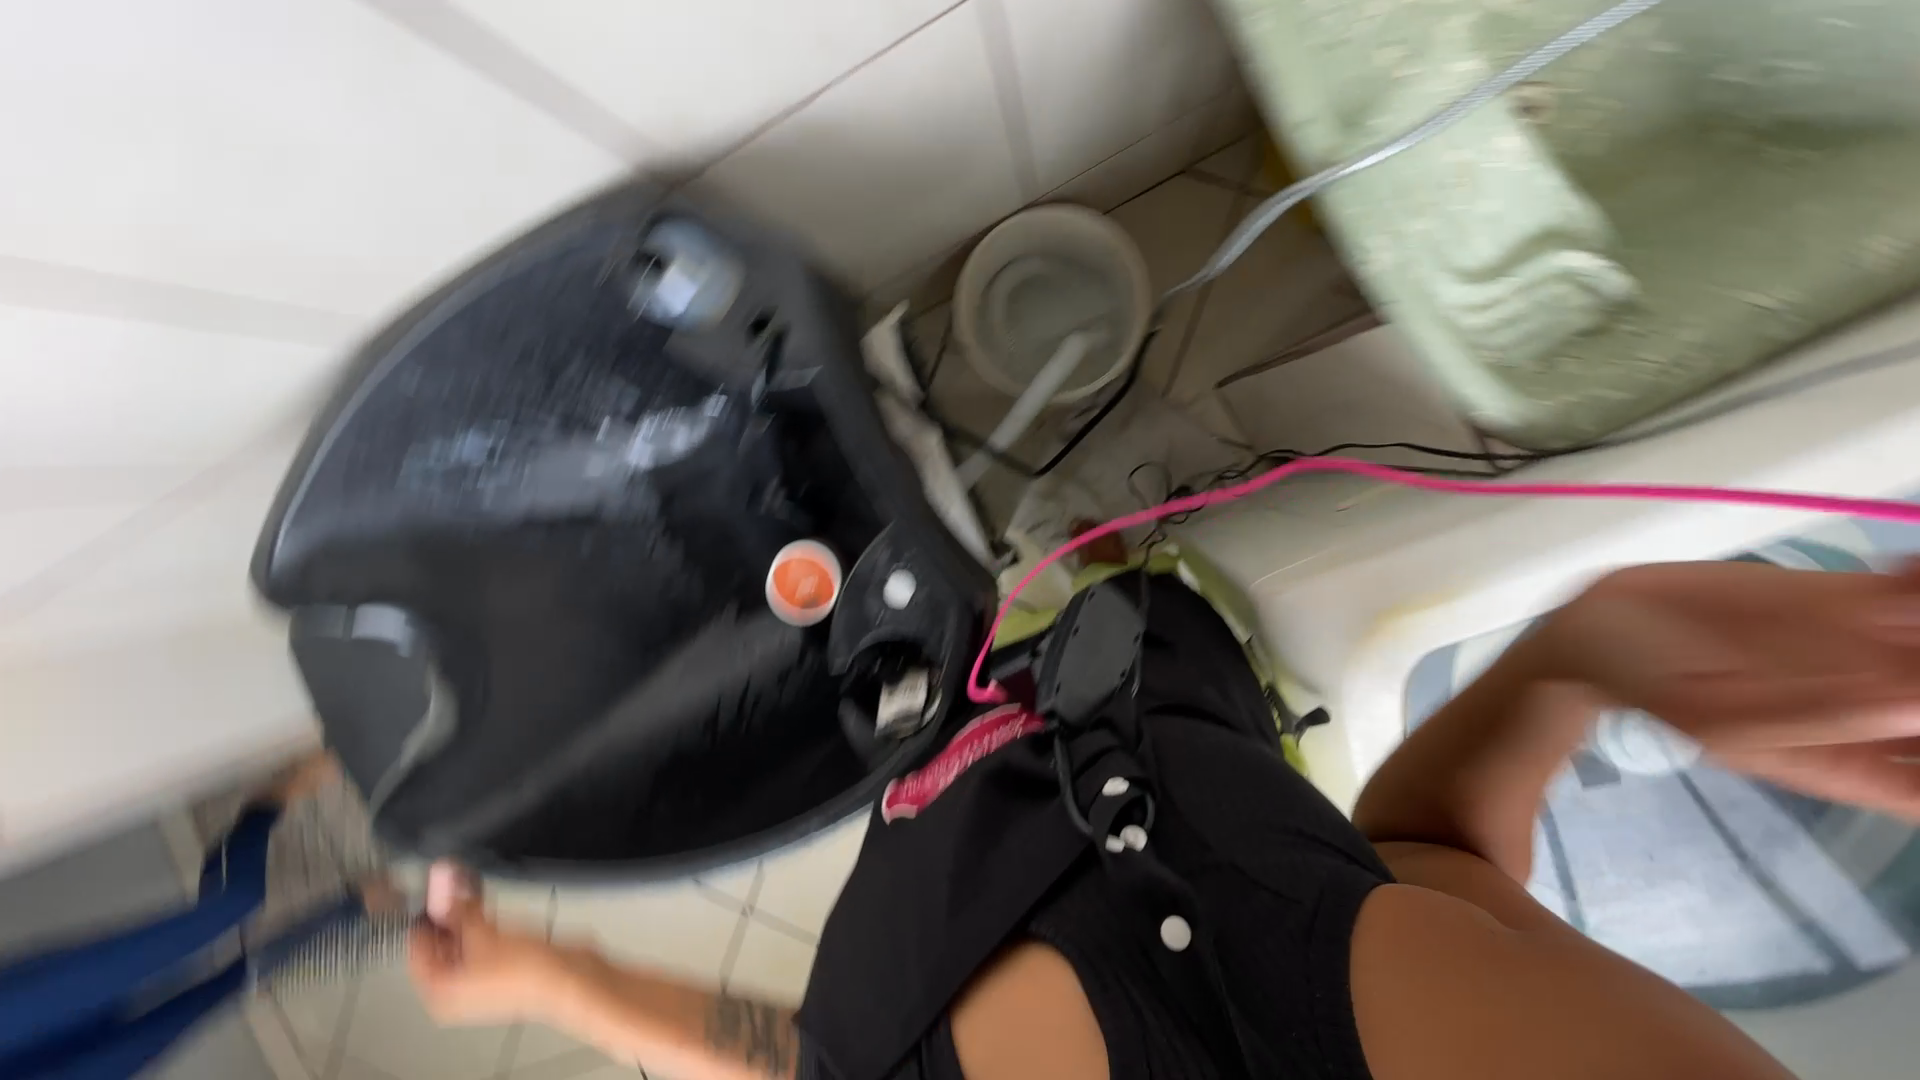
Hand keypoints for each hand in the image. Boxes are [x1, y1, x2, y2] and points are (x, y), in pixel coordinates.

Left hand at [408, 863, 576, 1026]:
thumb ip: (459, 907)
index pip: (417, 949)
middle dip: (447, 912)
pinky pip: (484, 940)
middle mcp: (455, 987)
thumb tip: (443, 880)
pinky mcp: (503, 964)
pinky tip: (487, 901)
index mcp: (439, 992)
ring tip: (468, 885)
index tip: (430, 887)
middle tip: (452, 882)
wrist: (567, 977)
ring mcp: (481, 976)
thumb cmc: (522, 967)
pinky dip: (484, 921)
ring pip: (464, 939)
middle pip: (441, 944)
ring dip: (466, 913)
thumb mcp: (483, 934)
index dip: (424, 916)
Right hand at [1549, 559, 1919, 818]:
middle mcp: (1872, 707)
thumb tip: (1912, 706)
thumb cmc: (1642, 681)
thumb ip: (1809, 717)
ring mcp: (1865, 651)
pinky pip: (1909, 592)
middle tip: (1903, 640)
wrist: (1596, 627)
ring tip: (1898, 600)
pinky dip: (1914, 580)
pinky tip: (1901, 570)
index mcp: (1848, 760)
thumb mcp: (1715, 717)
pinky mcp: (1844, 601)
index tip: (1911, 703)